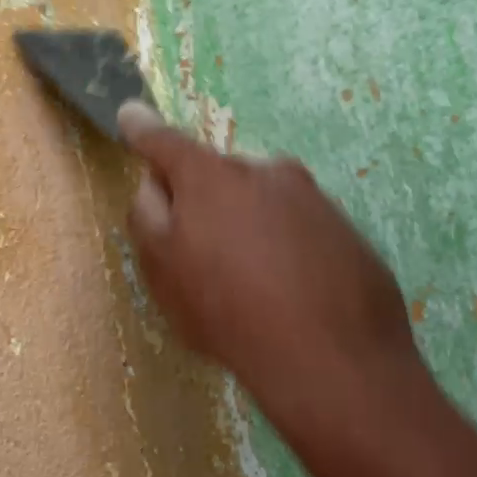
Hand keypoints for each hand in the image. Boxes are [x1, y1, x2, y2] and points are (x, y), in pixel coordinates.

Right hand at [116, 102, 424, 411]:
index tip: (129, 114)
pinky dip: (284, 245)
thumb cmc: (227, 312)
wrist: (334, 362)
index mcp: (209, 176)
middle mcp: (263, 170)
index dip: (141, 130)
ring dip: (245, 223)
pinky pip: (298, 226)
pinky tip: (286, 291)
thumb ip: (146, 216)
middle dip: (202, 198)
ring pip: (260, 199)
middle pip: (217, 175)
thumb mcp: (162, 271)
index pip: (164, 142)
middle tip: (198, 253)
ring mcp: (312, 197)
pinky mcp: (347, 229)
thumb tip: (153, 185)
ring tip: (249, 281)